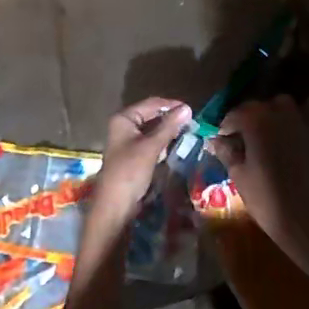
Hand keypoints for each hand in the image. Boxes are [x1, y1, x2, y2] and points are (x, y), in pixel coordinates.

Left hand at [90, 97, 191, 224]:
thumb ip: (169, 127)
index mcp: (124, 119)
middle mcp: (124, 126)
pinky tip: (177, 145)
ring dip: (169, 131)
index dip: (170, 105)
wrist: (116, 204)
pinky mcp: (134, 155)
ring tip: (189, 132)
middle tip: (193, 122)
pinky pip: (151, 143)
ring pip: (152, 130)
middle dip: (171, 119)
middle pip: (151, 116)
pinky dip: (164, 142)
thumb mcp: (151, 147)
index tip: (191, 110)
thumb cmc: (130, 171)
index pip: (150, 104)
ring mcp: (128, 141)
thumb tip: (187, 108)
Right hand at [208, 96, 308, 260]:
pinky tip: (294, 126)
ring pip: (283, 104)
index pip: (234, 115)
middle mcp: (277, 113)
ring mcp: (300, 122)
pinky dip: (301, 114)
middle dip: (248, 118)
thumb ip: (226, 152)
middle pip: (257, 107)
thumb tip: (216, 141)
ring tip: (268, 130)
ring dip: (273, 112)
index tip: (222, 139)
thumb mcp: (238, 174)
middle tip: (243, 137)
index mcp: (254, 121)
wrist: (304, 217)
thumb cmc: (265, 196)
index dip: (226, 127)